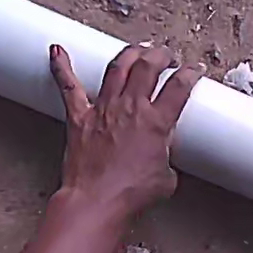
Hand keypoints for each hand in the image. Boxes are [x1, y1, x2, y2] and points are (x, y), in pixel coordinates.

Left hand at [49, 42, 203, 223]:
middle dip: (160, 55)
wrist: (97, 201)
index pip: (179, 87)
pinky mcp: (79, 118)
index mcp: (156, 122)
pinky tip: (57, 51)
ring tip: (137, 50)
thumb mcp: (166, 177)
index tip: (194, 70)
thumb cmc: (130, 194)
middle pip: (147, 66)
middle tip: (166, 56)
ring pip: (117, 67)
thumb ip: (167, 157)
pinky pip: (68, 86)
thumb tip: (163, 153)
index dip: (191, 74)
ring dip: (129, 54)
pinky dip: (62, 67)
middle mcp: (130, 108)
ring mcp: (103, 109)